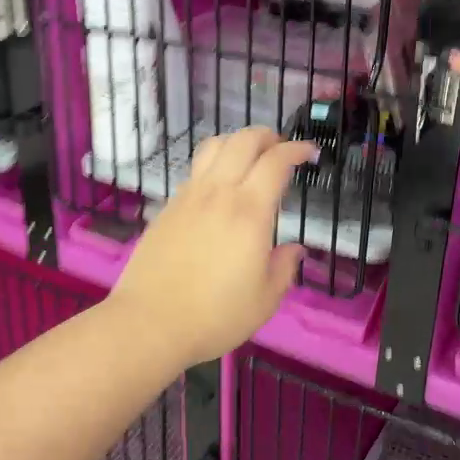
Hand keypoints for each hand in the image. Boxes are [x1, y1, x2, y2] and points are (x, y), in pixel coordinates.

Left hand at [110, 127, 317, 365]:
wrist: (150, 323)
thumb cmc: (215, 316)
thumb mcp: (264, 300)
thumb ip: (284, 268)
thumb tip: (294, 249)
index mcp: (250, 212)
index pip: (276, 162)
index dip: (296, 149)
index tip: (309, 152)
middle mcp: (219, 193)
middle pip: (243, 141)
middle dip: (267, 136)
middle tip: (281, 149)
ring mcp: (189, 197)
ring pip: (214, 147)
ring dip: (237, 142)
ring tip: (249, 157)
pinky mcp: (168, 207)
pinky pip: (195, 169)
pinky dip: (214, 163)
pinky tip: (219, 186)